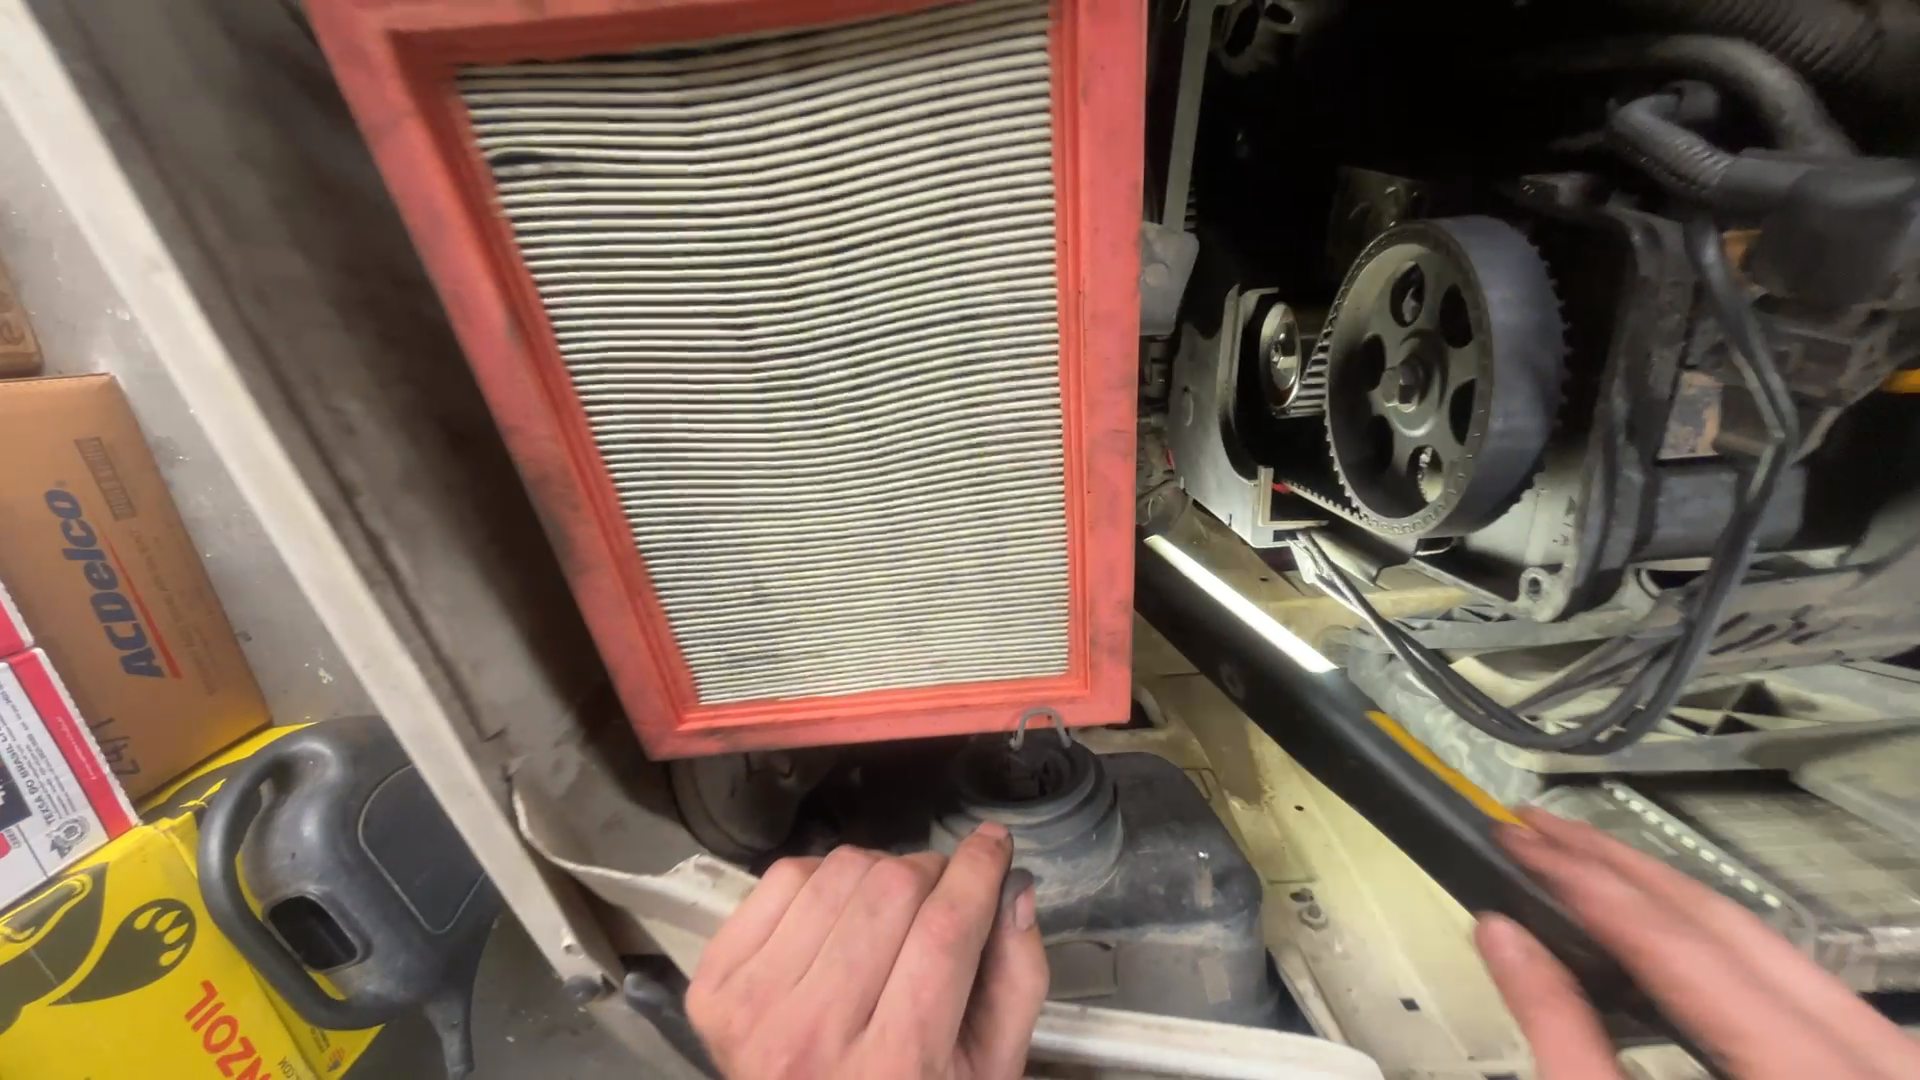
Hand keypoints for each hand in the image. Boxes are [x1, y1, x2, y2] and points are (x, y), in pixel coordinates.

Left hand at [687, 823, 1047, 1079]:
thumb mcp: (987, 1067)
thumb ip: (1017, 978)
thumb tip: (1011, 885)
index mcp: (898, 1068)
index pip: (946, 929)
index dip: (978, 870)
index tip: (994, 843)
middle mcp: (815, 1040)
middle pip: (893, 889)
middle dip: (931, 873)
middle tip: (938, 895)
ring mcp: (755, 1009)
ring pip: (842, 871)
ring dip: (879, 873)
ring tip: (887, 913)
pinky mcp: (716, 984)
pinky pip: (787, 874)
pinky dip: (823, 877)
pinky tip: (837, 918)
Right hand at [1476, 807, 1919, 1079]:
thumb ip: (1559, 1032)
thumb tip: (1498, 932)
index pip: (1682, 950)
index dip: (1587, 882)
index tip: (1513, 838)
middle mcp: (1880, 1066)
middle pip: (1734, 927)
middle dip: (1620, 865)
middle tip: (1533, 825)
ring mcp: (1893, 1069)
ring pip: (1771, 945)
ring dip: (1660, 890)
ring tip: (1577, 856)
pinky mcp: (1878, 1074)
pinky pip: (1793, 981)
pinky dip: (1707, 937)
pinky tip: (1649, 921)